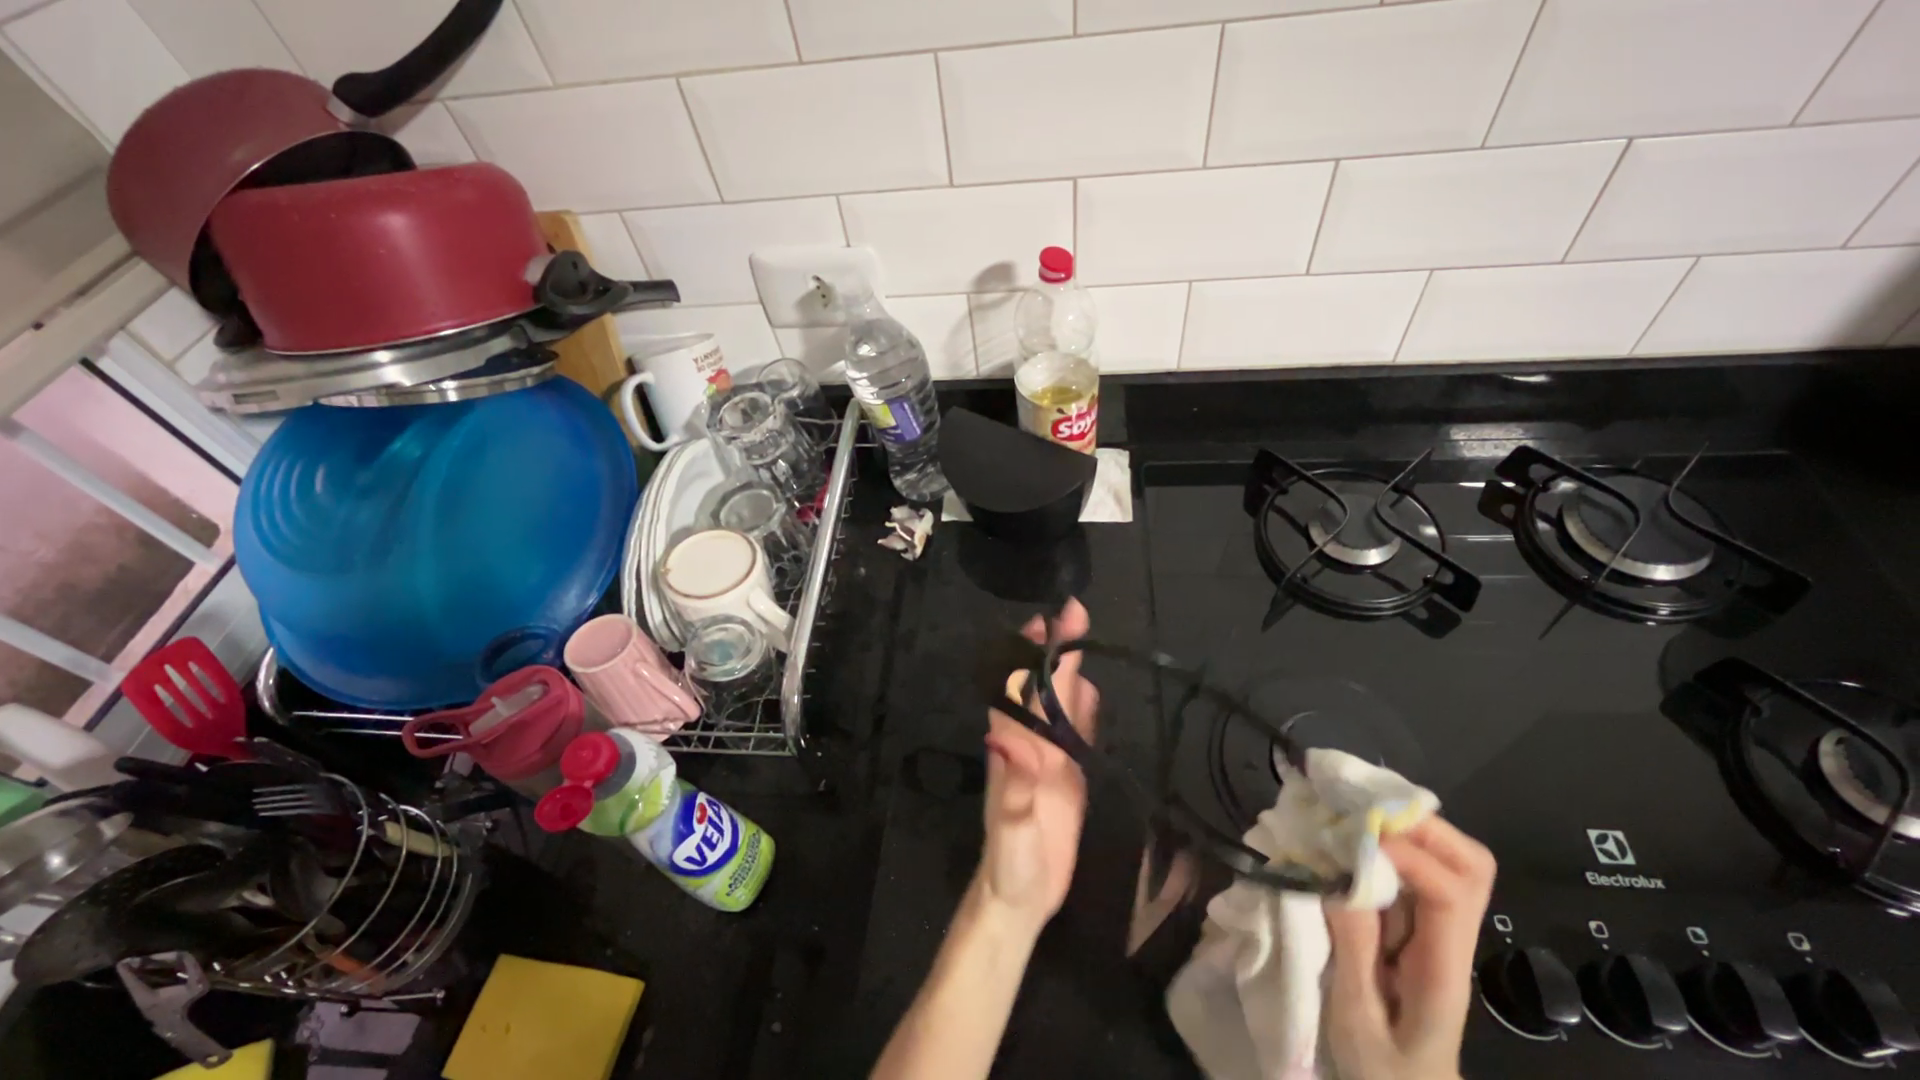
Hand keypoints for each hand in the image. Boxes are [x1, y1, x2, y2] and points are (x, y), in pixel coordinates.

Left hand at [975, 598, 1099, 936]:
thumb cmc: (1010, 867)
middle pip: (1042, 688)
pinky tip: (1090, 689)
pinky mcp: (1067, 778)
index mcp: (1015, 751)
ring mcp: (1049, 760)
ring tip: (1083, 633)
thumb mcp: (1010, 832)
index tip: (1046, 623)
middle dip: (1055, 650)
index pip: (1020, 692)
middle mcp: (1030, 746)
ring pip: (1058, 704)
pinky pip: (1076, 734)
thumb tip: (1006, 739)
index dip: (1029, 657)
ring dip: (1068, 670)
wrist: (1020, 900)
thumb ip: (1010, 790)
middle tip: (1076, 611)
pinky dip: (1082, 708)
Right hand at [1323, 818, 1496, 1079]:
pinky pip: (1413, 875)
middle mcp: (1452, 940)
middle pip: (1471, 866)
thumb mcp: (1356, 1022)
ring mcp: (1437, 933)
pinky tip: (1349, 843)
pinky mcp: (1414, 931)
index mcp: (1444, 968)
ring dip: (1405, 830)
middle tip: (1364, 813)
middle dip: (1423, 828)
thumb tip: (1341, 879)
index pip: (1452, 894)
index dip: (1410, 856)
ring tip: (1354, 819)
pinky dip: (1386, 848)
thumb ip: (1352, 950)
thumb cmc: (1381, 1073)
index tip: (1358, 840)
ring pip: (1448, 862)